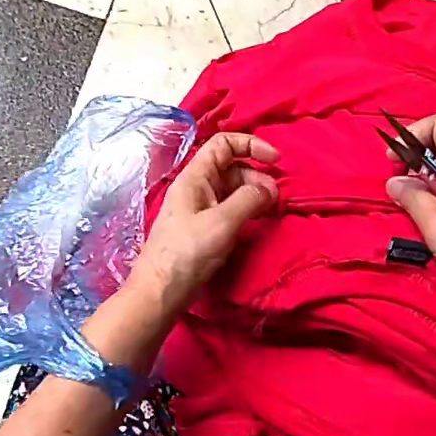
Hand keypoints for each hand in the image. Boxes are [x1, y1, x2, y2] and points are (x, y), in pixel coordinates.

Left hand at [128, 132, 279, 316]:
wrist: (160, 291)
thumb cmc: (187, 253)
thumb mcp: (221, 222)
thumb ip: (248, 200)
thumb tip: (270, 188)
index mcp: (195, 177)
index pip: (224, 144)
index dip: (251, 145)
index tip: (275, 160)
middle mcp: (197, 188)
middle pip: (232, 168)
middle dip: (258, 176)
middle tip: (275, 198)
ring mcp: (200, 209)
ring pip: (233, 190)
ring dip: (254, 195)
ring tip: (271, 210)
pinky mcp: (204, 229)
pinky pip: (230, 209)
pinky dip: (247, 210)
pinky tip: (257, 222)